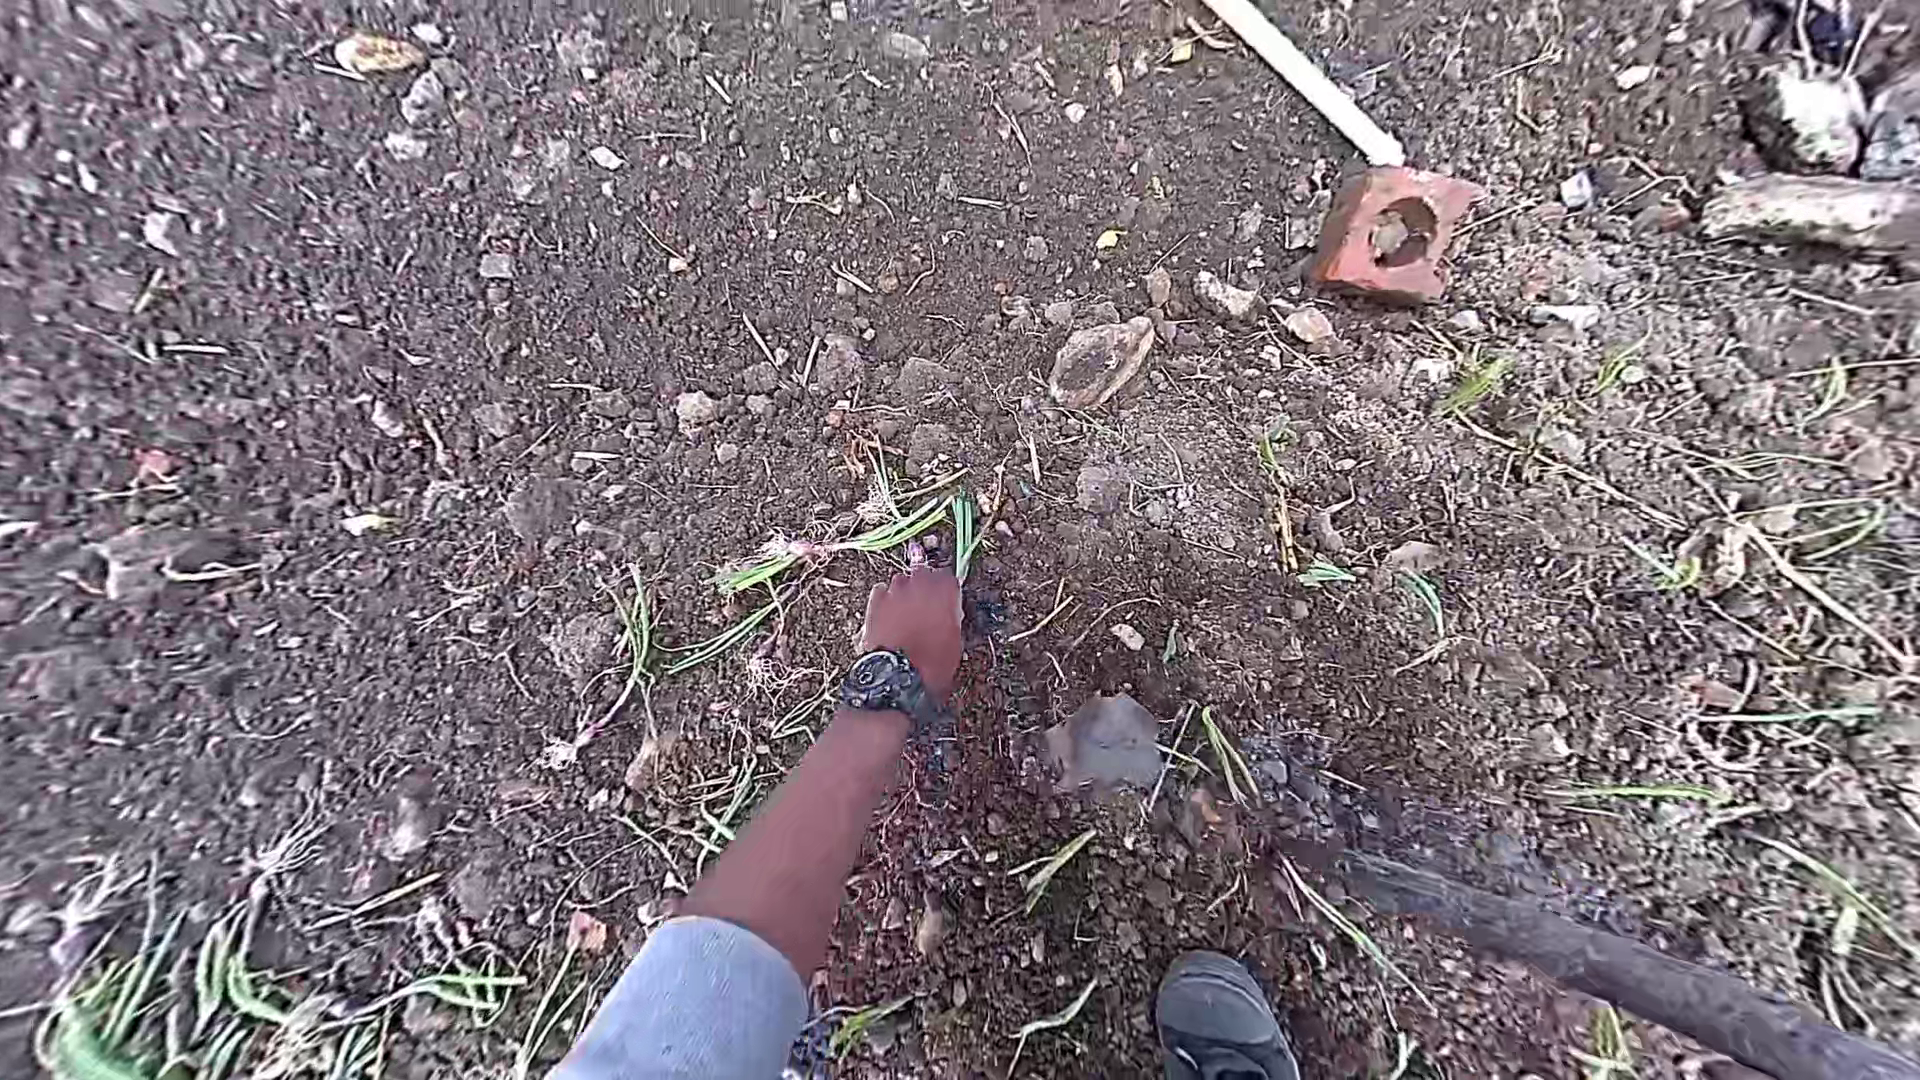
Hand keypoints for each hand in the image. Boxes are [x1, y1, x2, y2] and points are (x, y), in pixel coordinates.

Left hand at [860, 566, 961, 700]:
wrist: (898, 676)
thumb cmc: (931, 663)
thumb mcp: (954, 643)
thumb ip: (952, 619)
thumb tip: (949, 616)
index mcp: (945, 593)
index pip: (948, 577)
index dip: (946, 589)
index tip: (946, 597)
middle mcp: (921, 585)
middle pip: (923, 574)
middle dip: (924, 585)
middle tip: (925, 603)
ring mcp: (896, 592)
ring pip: (901, 580)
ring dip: (904, 591)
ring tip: (905, 610)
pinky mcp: (876, 602)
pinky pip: (881, 591)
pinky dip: (885, 599)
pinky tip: (888, 613)